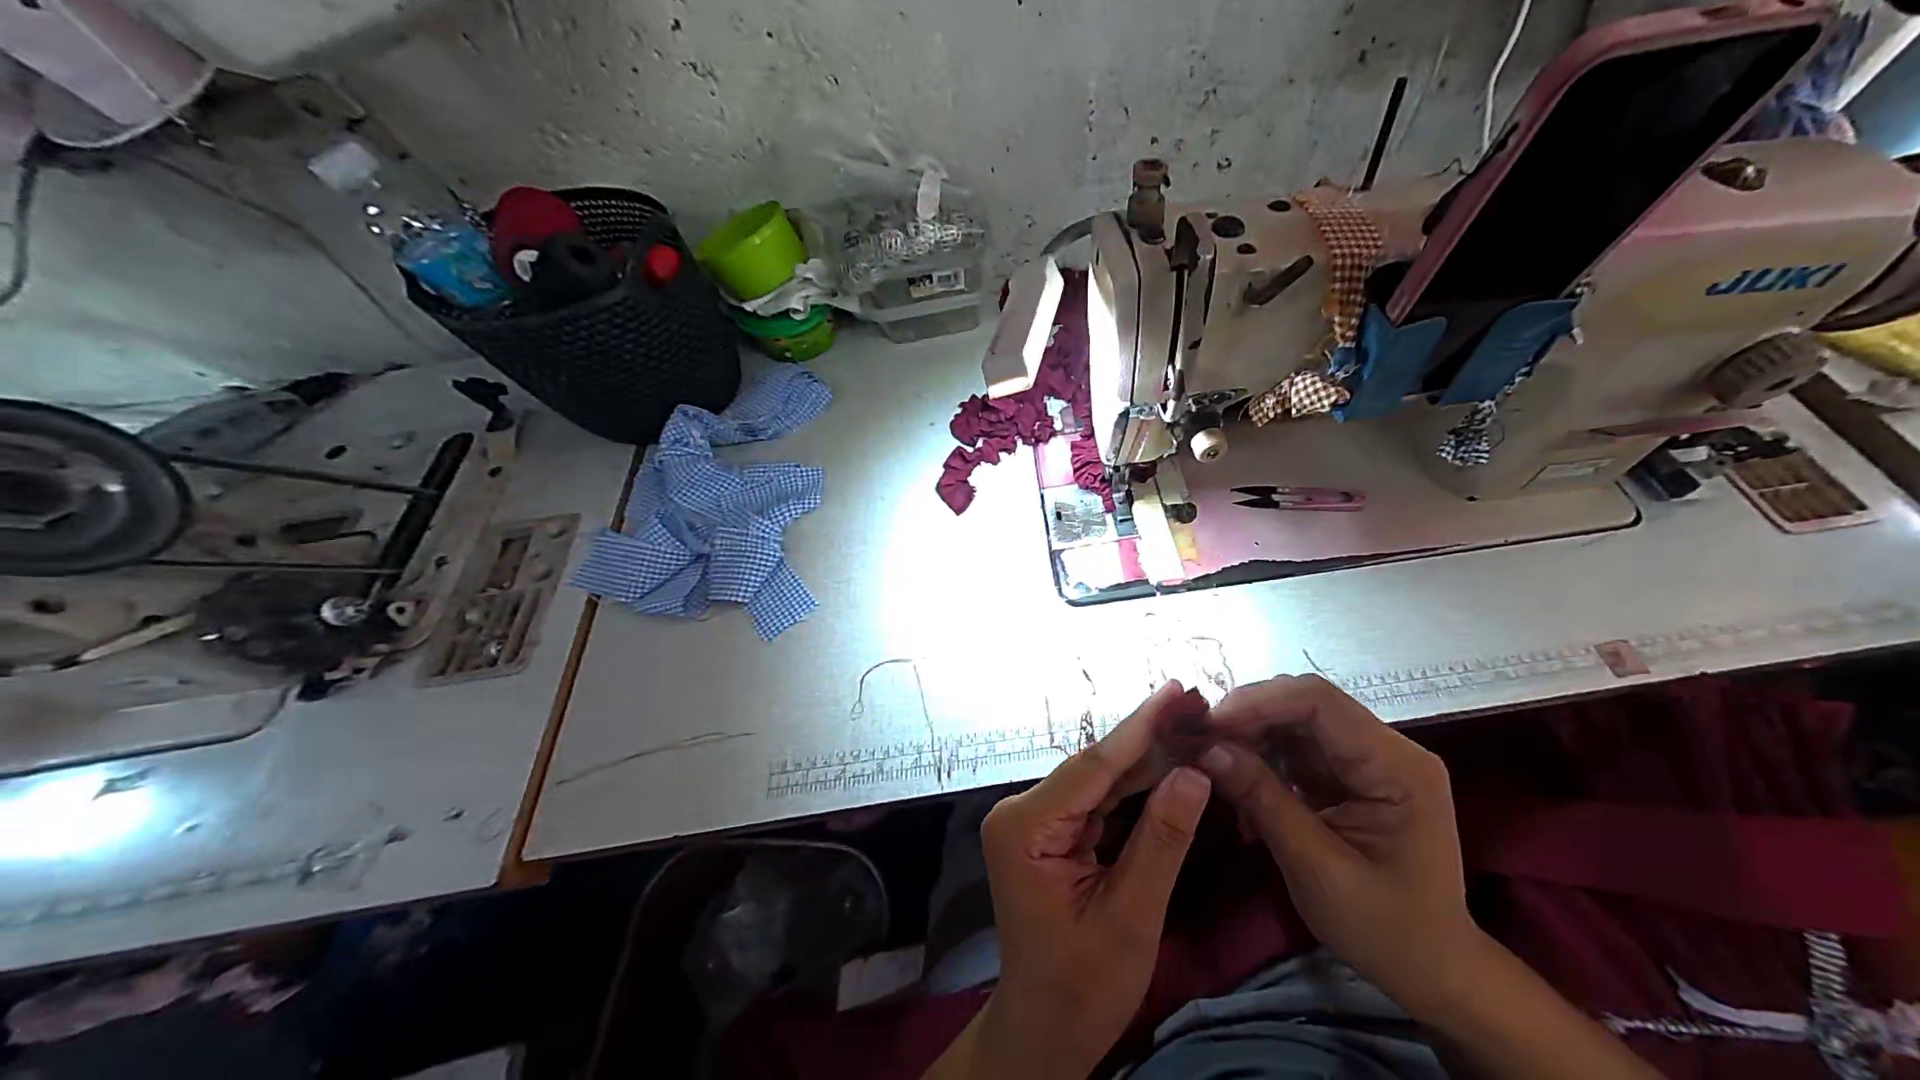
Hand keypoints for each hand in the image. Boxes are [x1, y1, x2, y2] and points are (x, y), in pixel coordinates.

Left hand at [962, 681, 1212, 1079]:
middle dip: (1149, 737)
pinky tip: (1169, 765)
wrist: (1046, 1028)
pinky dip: (1136, 787)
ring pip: (1100, 781)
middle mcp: (1022, 813)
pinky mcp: (1051, 833)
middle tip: (1198, 703)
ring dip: (1147, 758)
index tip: (1176, 689)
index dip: (1140, 727)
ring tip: (1192, 724)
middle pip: (1096, 768)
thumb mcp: (1130, 916)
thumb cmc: (1082, 986)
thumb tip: (1194, 772)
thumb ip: (1161, 841)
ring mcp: (1035, 822)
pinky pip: (1099, 802)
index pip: (1092, 767)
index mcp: (1024, 827)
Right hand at [1194, 674, 1477, 1013]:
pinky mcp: (1348, 773)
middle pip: (1305, 703)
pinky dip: (1260, 756)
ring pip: (1294, 720)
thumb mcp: (1316, 867)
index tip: (1208, 725)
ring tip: (1209, 758)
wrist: (1431, 968)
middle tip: (1198, 740)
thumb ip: (1263, 800)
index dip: (1259, 703)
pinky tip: (1235, 776)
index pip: (1320, 704)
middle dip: (1248, 716)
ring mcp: (1368, 759)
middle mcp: (1387, 748)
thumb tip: (1207, 749)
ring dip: (1249, 734)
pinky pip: (1294, 746)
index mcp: (1397, 767)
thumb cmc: (1384, 927)